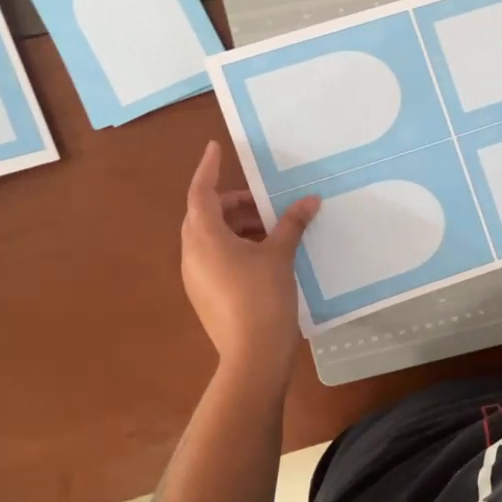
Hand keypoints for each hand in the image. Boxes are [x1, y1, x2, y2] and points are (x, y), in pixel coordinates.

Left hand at [181, 141, 319, 372]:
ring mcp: (196, 276)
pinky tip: (268, 256)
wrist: (253, 353)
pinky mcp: (206, 294)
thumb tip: (310, 200)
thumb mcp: (280, 255)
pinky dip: (238, 247)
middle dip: (235, 203)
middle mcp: (192, 253)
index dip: (208, 168)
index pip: (201, 192)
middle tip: (266, 202)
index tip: (215, 148)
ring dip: (240, 227)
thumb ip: (292, 224)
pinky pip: (217, 258)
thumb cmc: (263, 296)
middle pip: (206, 215)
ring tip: (275, 230)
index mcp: (204, 237)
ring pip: (212, 238)